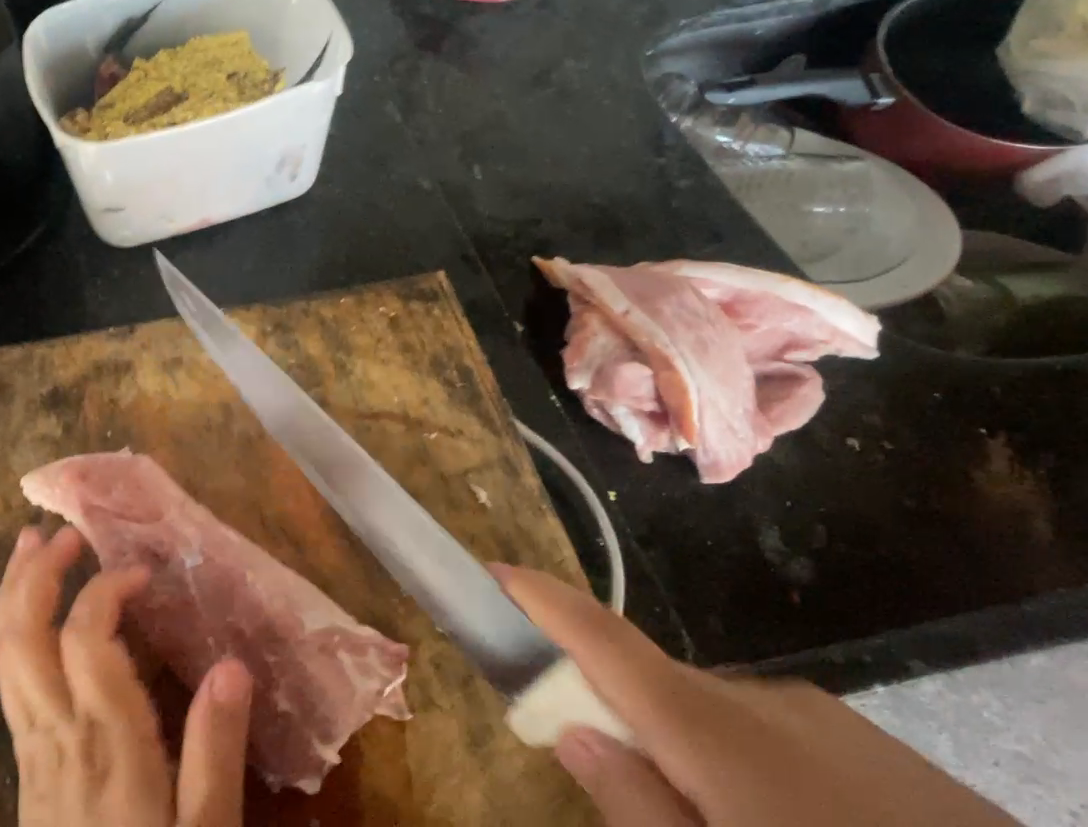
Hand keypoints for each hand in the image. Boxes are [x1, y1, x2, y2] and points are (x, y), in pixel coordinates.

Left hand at [0, 525, 253, 826]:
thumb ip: (216, 753)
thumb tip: (232, 664)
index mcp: (108, 745)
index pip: (86, 640)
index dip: (105, 591)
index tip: (141, 570)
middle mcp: (57, 735)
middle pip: (23, 637)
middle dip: (36, 574)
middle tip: (61, 531)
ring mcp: (31, 749)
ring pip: (4, 655)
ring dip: (13, 592)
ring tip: (29, 546)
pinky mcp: (23, 764)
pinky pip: (7, 680)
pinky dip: (12, 630)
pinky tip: (28, 616)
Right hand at [494, 565, 1019, 826]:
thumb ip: (640, 810)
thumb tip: (574, 735)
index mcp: (716, 733)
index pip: (605, 641)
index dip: (544, 602)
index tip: (493, 569)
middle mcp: (762, 702)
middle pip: (653, 684)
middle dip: (613, 711)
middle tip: (605, 771)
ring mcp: (825, 719)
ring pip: (713, 713)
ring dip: (684, 747)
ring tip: (710, 817)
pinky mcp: (876, 745)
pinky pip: (771, 732)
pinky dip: (742, 762)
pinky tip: (780, 823)